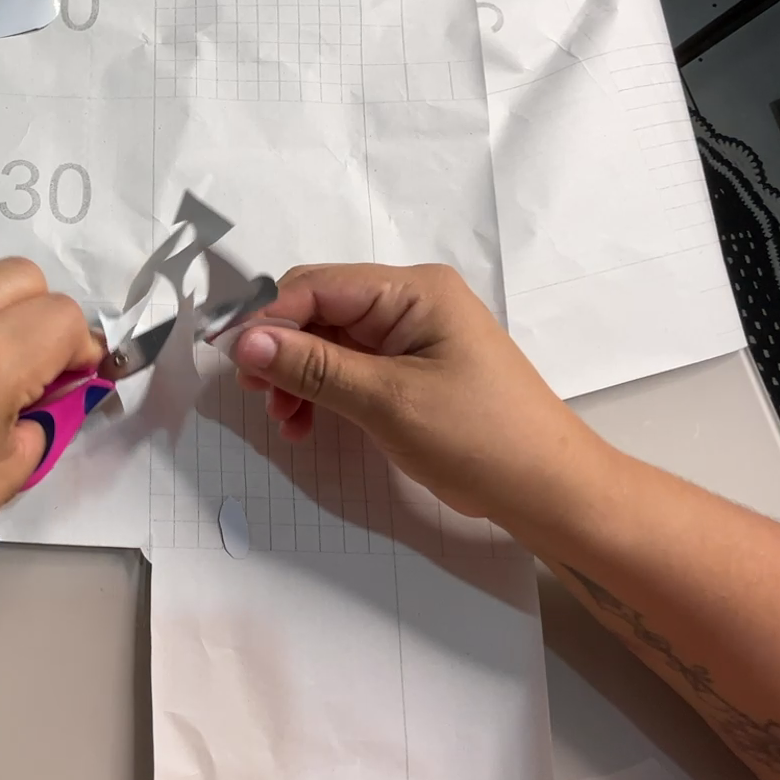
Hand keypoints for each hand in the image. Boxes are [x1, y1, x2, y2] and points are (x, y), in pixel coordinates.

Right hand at [230, 263, 606, 520]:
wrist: (550, 493)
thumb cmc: (477, 438)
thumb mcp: (386, 400)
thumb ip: (311, 366)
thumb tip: (243, 341)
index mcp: (411, 291)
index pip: (317, 287)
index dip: (267, 317)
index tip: (229, 355)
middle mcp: (406, 301)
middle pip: (318, 310)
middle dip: (280, 350)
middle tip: (253, 391)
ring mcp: (407, 334)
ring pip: (326, 341)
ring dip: (296, 375)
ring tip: (283, 419)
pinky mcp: (406, 366)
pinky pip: (346, 366)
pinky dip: (320, 391)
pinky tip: (305, 422)